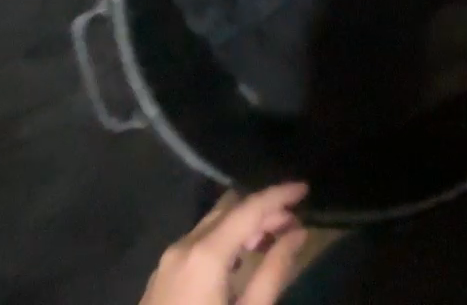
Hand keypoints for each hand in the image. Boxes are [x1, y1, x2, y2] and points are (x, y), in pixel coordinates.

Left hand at [140, 183, 310, 304]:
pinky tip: (242, 257)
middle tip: (294, 222)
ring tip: (273, 239)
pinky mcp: (161, 277)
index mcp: (206, 254)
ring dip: (244, 223)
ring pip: (213, 223)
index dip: (280, 195)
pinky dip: (225, 238)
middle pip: (230, 208)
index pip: (250, 207)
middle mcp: (184, 246)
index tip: (306, 189)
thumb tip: (297, 234)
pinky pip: (198, 242)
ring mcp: (168, 261)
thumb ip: (274, 271)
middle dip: (263, 209)